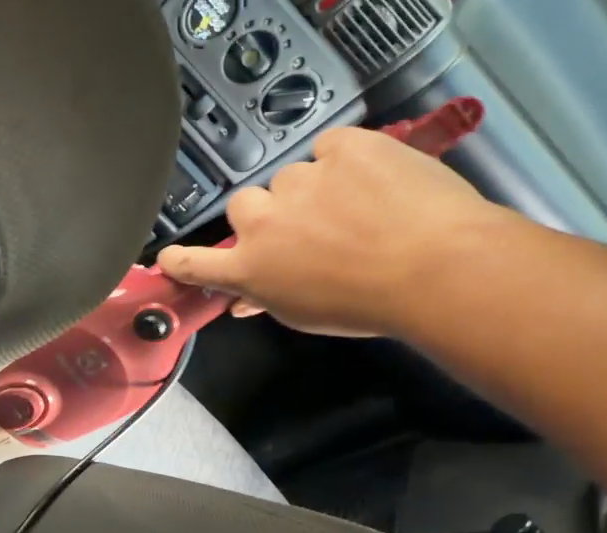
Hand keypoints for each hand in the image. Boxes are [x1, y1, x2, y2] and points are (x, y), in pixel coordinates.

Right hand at [157, 125, 513, 337]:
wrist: (435, 266)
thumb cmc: (365, 303)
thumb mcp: (302, 313)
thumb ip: (267, 298)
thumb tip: (247, 298)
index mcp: (246, 269)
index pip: (191, 262)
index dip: (178, 259)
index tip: (170, 257)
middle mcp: (262, 223)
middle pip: (243, 204)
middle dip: (264, 213)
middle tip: (300, 225)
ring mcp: (301, 181)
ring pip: (289, 176)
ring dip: (308, 186)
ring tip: (350, 201)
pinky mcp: (344, 147)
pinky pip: (329, 145)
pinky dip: (342, 156)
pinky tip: (368, 175)